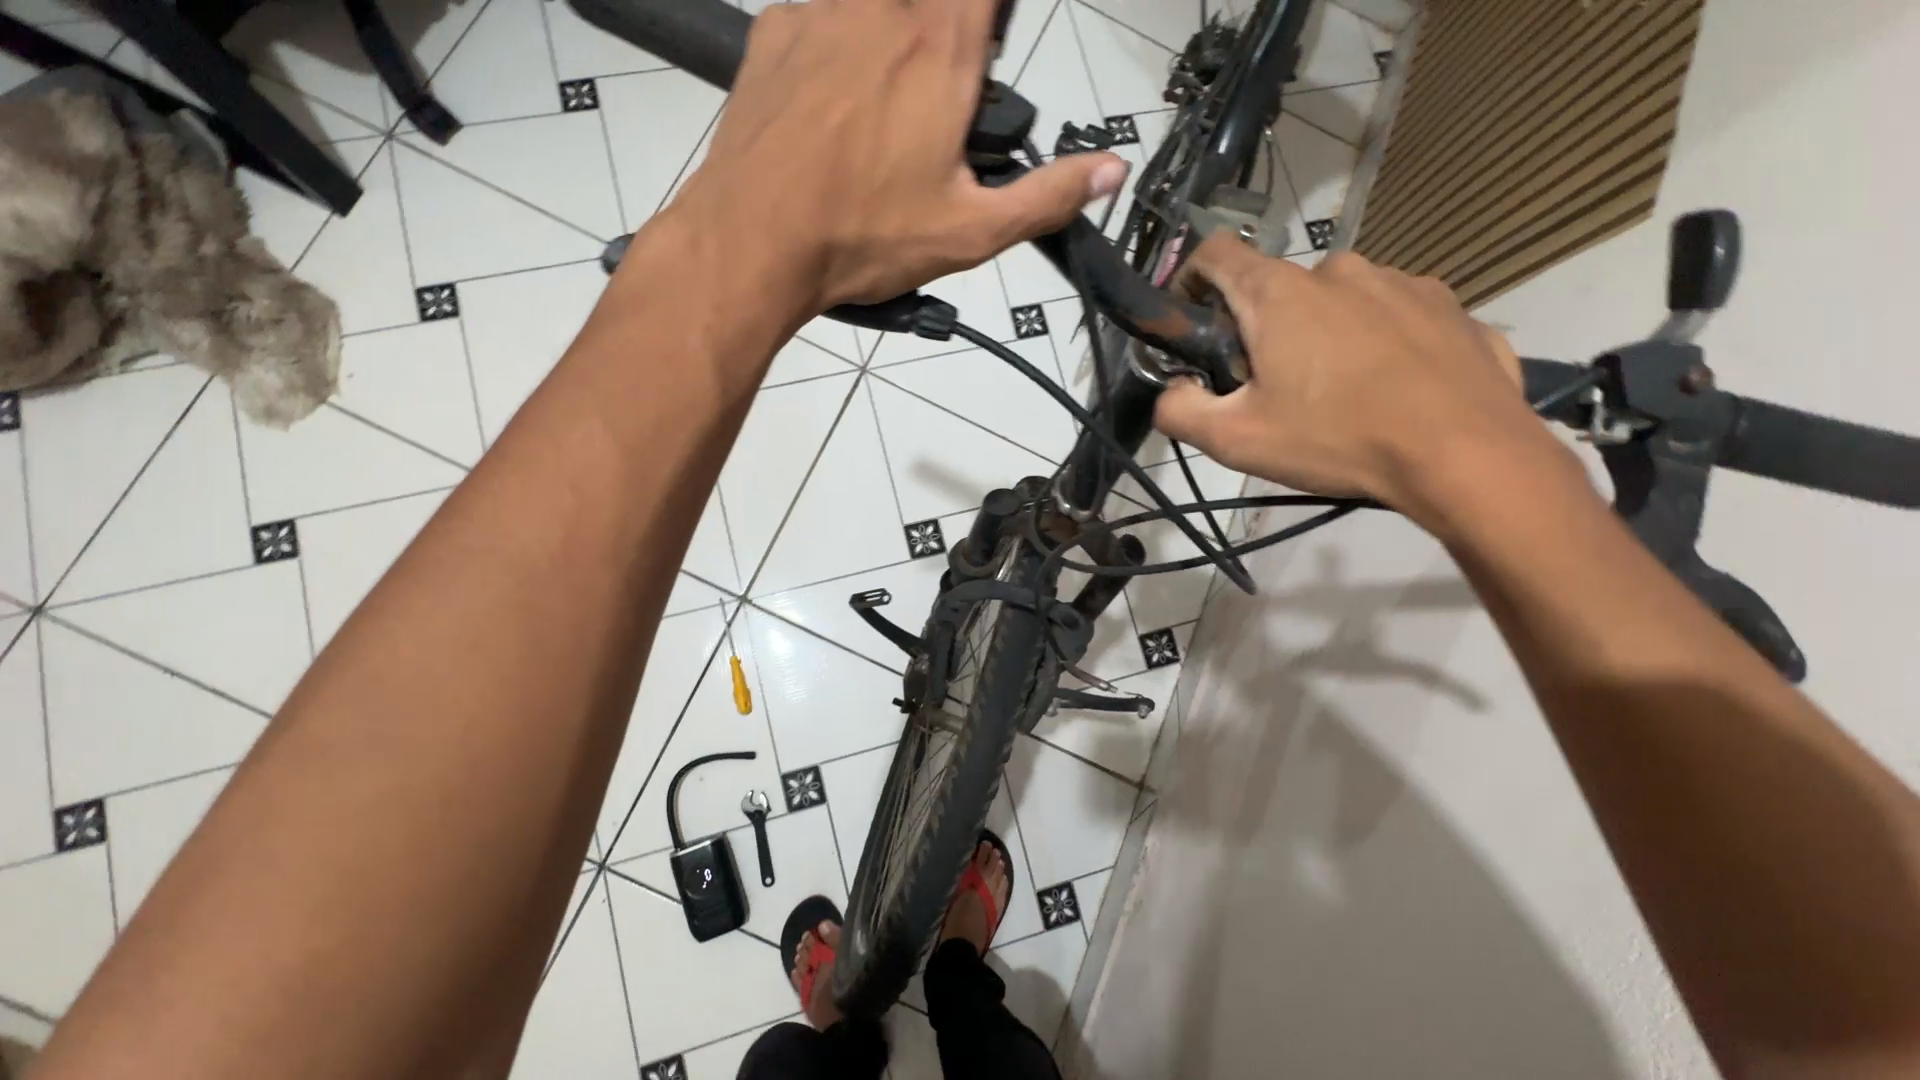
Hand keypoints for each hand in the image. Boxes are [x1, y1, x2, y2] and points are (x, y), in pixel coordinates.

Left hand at [668, 0, 1127, 309]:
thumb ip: (1048, 196)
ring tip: (878, 126)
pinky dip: (838, 53)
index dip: (993, 12)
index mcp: (940, 47)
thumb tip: (1111, 170)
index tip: (991, 43)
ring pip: (878, 9)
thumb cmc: (864, 238)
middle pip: (933, 3)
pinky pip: (823, 22)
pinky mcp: (774, 34)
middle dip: (948, 41)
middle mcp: (882, 8)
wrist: (751, 245)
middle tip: (939, 110)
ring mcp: (821, 14)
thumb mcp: (971, 233)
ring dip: (892, 45)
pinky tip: (828, 119)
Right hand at [1154, 237, 1550, 517]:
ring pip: (1343, 304)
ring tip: (1344, 395)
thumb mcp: (1236, 440)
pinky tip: (1396, 394)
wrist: (1466, 453)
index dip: (1192, 278)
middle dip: (1267, 329)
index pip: (1216, 253)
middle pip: (1282, 289)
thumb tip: (1170, 393)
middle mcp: (1340, 271)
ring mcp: (1404, 282)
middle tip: (1275, 389)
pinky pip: (1398, 321)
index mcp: (1279, 293)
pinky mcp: (1452, 307)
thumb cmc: (1338, 438)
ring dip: (1329, 336)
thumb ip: (1181, 411)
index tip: (1193, 318)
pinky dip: (1383, 348)